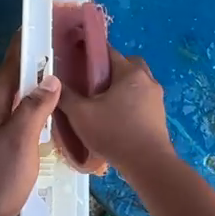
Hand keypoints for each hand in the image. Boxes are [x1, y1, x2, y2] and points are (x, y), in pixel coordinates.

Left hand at [0, 39, 60, 215]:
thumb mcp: (21, 143)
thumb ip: (35, 108)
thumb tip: (50, 78)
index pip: (12, 63)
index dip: (30, 45)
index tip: (46, 26)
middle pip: (10, 83)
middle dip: (35, 73)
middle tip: (65, 67)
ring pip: (6, 105)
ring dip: (29, 99)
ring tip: (58, 98)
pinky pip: (2, 123)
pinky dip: (21, 119)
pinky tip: (36, 131)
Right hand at [54, 46, 175, 174]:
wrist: (148, 163)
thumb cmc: (114, 133)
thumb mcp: (81, 115)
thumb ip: (66, 96)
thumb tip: (54, 83)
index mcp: (130, 73)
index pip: (110, 52)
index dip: (92, 54)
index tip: (78, 62)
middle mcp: (147, 80)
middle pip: (128, 65)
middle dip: (112, 71)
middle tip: (94, 86)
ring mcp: (157, 98)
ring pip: (137, 83)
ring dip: (123, 88)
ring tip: (104, 104)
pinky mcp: (160, 115)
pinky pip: (143, 100)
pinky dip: (131, 103)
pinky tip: (117, 119)